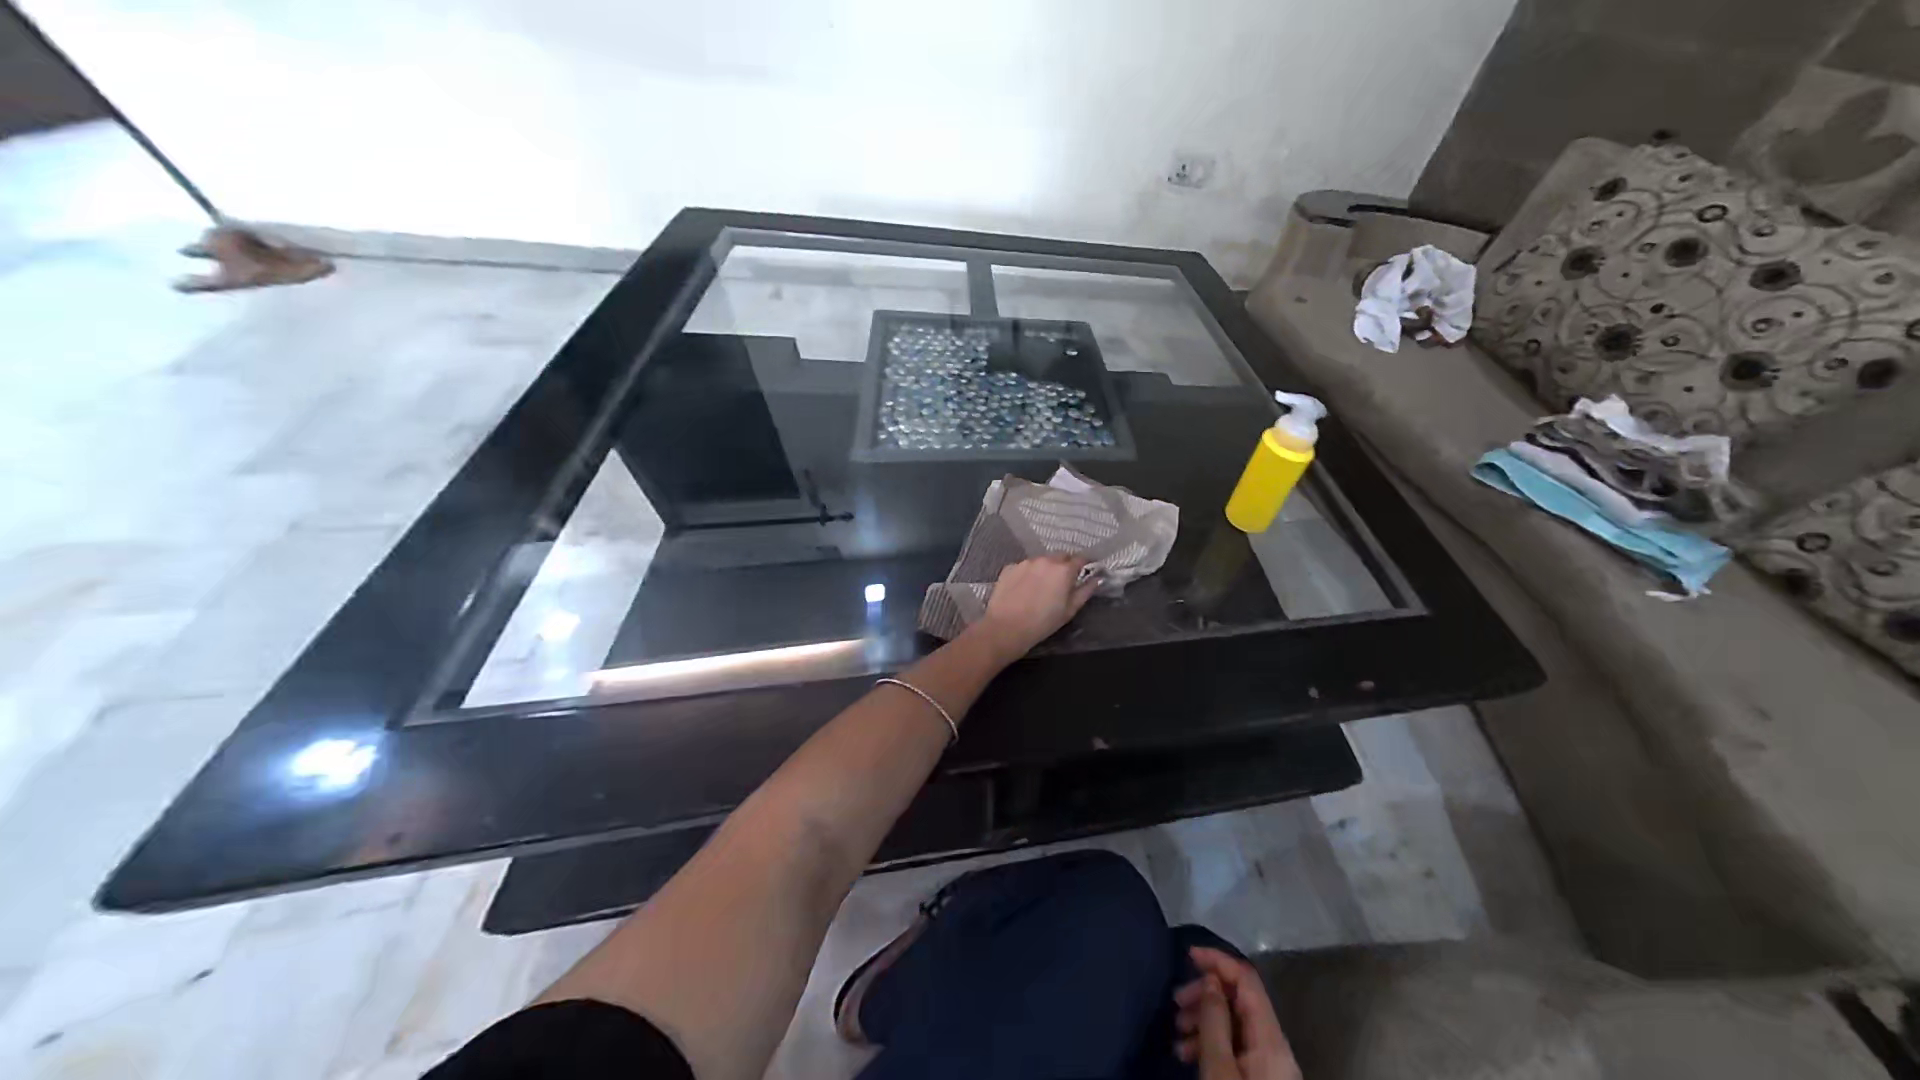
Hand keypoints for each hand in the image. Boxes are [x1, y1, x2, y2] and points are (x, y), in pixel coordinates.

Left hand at [971, 555, 1099, 659]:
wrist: (1006, 627)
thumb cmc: (1043, 622)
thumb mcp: (1070, 610)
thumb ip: (1085, 591)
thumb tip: (1096, 579)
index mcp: (1063, 570)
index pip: (1080, 558)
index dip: (1085, 563)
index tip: (1086, 569)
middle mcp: (1045, 560)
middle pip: (1060, 556)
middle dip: (1065, 565)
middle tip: (1063, 581)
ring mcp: (1025, 562)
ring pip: (1041, 560)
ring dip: (1045, 568)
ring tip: (1041, 586)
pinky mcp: (1009, 568)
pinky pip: (1024, 567)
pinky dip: (1028, 573)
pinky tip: (1024, 589)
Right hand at [1174, 948, 1300, 1079]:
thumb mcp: (1219, 1069)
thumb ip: (1215, 1021)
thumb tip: (1211, 980)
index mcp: (1271, 1039)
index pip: (1247, 980)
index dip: (1218, 960)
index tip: (1186, 956)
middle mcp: (1275, 1046)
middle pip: (1240, 1000)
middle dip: (1204, 994)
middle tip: (1175, 1005)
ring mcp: (1269, 1066)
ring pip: (1235, 1023)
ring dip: (1203, 1019)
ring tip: (1178, 1035)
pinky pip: (1235, 1046)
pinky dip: (1210, 1041)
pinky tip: (1188, 1054)